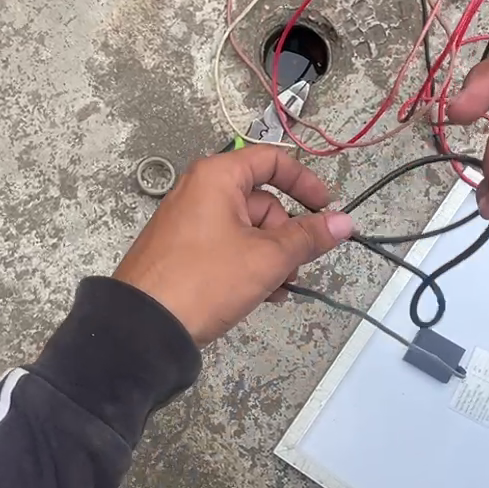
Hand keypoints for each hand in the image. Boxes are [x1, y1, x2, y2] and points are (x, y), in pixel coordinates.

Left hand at [115, 145, 353, 344]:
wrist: (144, 327)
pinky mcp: (181, 251)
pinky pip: (226, 248)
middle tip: (297, 267)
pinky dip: (248, 266)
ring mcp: (187, 222)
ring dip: (271, 257)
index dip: (306, 183)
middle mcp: (200, 191)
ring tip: (279, 290)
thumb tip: (344, 223)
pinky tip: (261, 295)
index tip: (326, 210)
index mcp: (217, 177)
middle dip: (287, 236)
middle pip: (262, 201)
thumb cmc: (205, 281)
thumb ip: (308, 238)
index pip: (272, 161)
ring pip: (246, 230)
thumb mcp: (267, 258)